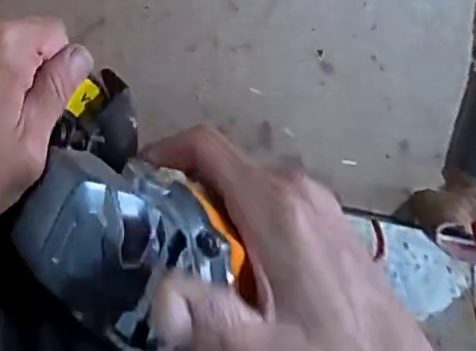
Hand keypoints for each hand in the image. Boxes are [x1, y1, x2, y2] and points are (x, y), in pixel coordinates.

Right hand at [145, 127, 429, 350]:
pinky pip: (273, 200)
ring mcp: (316, 199)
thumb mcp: (267, 349)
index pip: (206, 144)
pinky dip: (247, 219)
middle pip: (224, 167)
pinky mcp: (329, 217)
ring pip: (247, 184)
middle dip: (189, 194)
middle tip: (168, 238)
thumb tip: (159, 294)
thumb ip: (211, 319)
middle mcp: (295, 186)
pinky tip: (252, 271)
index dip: (166, 150)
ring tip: (205, 260)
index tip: (141, 177)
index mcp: (274, 202)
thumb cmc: (333, 350)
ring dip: (218, 211)